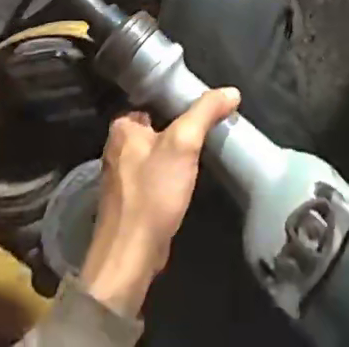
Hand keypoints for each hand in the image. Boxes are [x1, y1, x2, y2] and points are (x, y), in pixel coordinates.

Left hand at [79, 87, 241, 317]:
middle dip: (181, 127)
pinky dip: (172, 174)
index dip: (180, 100)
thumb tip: (231, 92)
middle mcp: (117, 148)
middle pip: (159, 125)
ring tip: (204, 149)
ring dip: (178, 153)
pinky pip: (157, 174)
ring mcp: (123, 176)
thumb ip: (205, 111)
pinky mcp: (132, 200)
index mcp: (122, 128)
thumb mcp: (184, 142)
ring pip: (159, 151)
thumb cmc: (153, 193)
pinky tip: (188, 178)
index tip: (206, 105)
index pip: (155, 100)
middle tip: (210, 127)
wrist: (130, 257)